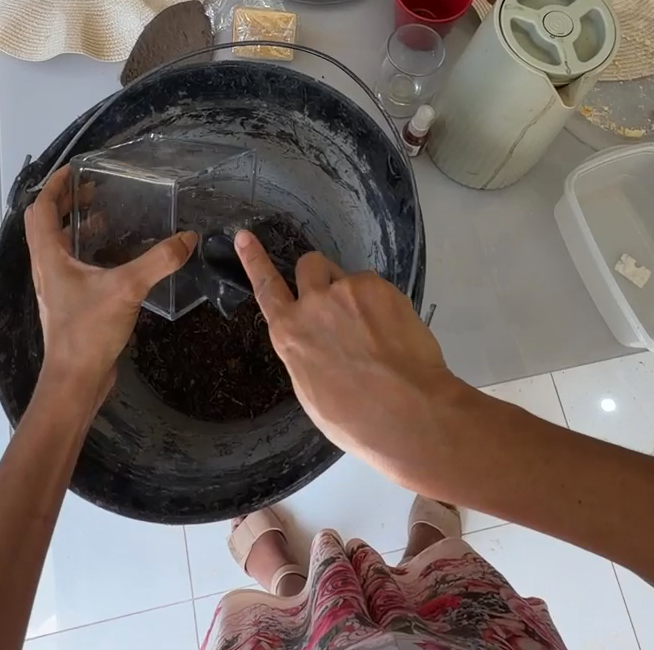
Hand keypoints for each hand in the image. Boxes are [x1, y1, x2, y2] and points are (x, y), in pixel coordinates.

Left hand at [25, 166, 196, 406]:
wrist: (75, 381)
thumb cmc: (88, 331)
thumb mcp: (127, 288)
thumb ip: (159, 261)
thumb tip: (188, 238)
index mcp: (49, 257)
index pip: (40, 210)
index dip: (55, 186)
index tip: (75, 169)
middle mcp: (48, 268)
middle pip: (47, 224)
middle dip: (67, 203)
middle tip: (95, 187)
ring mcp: (57, 287)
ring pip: (60, 246)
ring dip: (78, 226)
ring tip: (107, 214)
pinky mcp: (70, 303)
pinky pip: (75, 265)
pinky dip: (90, 250)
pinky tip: (117, 254)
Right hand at [236, 232, 477, 490]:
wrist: (409, 412)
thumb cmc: (356, 418)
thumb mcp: (312, 392)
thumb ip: (305, 353)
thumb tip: (314, 341)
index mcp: (289, 333)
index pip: (266, 287)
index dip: (254, 260)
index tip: (244, 236)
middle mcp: (313, 303)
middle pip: (310, 266)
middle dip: (320, 277)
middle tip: (341, 304)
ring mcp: (347, 289)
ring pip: (348, 277)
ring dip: (356, 295)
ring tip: (377, 331)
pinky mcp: (379, 286)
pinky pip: (376, 287)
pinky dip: (383, 304)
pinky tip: (395, 333)